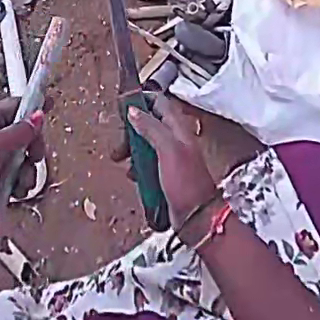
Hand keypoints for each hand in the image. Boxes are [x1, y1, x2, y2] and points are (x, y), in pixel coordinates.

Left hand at [0, 98, 43, 259]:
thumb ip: (18, 133)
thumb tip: (37, 116)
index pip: (13, 106)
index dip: (31, 105)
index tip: (49, 104)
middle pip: (23, 134)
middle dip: (32, 146)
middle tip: (33, 156)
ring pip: (22, 159)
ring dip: (26, 171)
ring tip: (18, 181)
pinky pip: (16, 180)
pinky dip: (19, 186)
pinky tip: (14, 193)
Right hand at [127, 94, 219, 228]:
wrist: (198, 219)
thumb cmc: (188, 184)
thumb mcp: (168, 150)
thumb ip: (151, 127)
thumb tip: (133, 111)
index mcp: (178, 128)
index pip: (158, 102)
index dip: (141, 100)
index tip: (125, 107)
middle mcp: (174, 138)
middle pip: (147, 122)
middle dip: (131, 130)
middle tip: (121, 142)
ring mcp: (169, 156)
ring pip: (144, 143)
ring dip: (132, 149)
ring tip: (122, 159)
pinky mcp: (164, 173)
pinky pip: (146, 162)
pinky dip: (137, 166)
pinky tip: (134, 174)